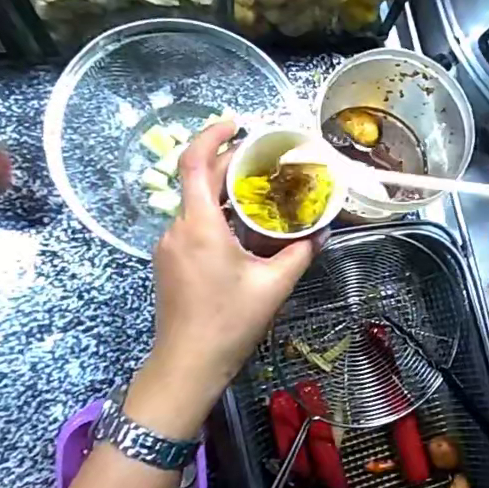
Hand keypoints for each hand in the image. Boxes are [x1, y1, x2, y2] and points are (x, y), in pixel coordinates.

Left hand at [128, 123, 317, 437]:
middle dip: (227, 165)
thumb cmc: (229, 323)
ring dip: (221, 194)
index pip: (194, 162)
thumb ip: (299, 253)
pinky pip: (189, 227)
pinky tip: (237, 230)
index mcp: (199, 225)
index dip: (212, 135)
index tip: (235, 123)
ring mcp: (167, 246)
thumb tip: (322, 232)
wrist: (187, 364)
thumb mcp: (272, 286)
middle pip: (196, 181)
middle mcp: (176, 228)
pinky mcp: (166, 262)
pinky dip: (212, 217)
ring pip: (193, 205)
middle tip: (260, 160)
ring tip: (255, 193)